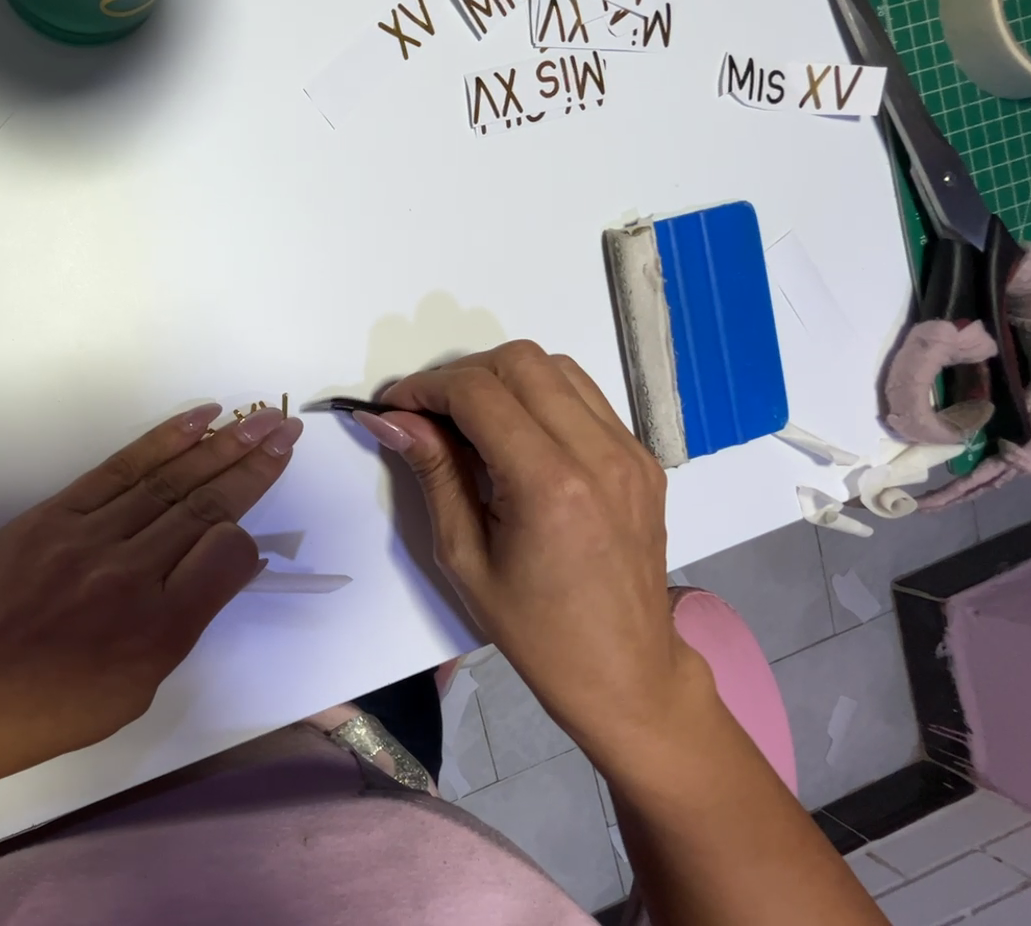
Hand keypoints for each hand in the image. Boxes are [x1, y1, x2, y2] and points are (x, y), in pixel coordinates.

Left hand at [0, 403, 302, 806]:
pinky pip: (119, 469)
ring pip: (170, 480)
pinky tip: (198, 420)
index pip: (227, 558)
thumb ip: (175, 631)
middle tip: (289, 432)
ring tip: (261, 420)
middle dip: (253, 466)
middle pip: (205, 507)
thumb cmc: (39, 714)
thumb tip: (205, 575)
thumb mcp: (129, 695)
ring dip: (221, 445)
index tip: (251, 534)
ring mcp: (88, 536)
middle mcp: (130, 574)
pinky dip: (163, 441)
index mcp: (157, 632)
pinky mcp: (52, 513)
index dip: (247, 540)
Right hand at [356, 341, 705, 757]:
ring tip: (467, 421)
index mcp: (550, 486)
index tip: (392, 409)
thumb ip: (433, 472)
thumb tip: (388, 420)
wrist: (624, 669)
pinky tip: (513, 435)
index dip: (424, 389)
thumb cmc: (533, 628)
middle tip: (426, 413)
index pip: (478, 392)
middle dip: (459, 375)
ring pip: (555, 366)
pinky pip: (583, 395)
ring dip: (500, 378)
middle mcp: (599, 454)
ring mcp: (630, 452)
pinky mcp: (642, 457)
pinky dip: (537, 395)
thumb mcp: (462, 554)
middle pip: (519, 361)